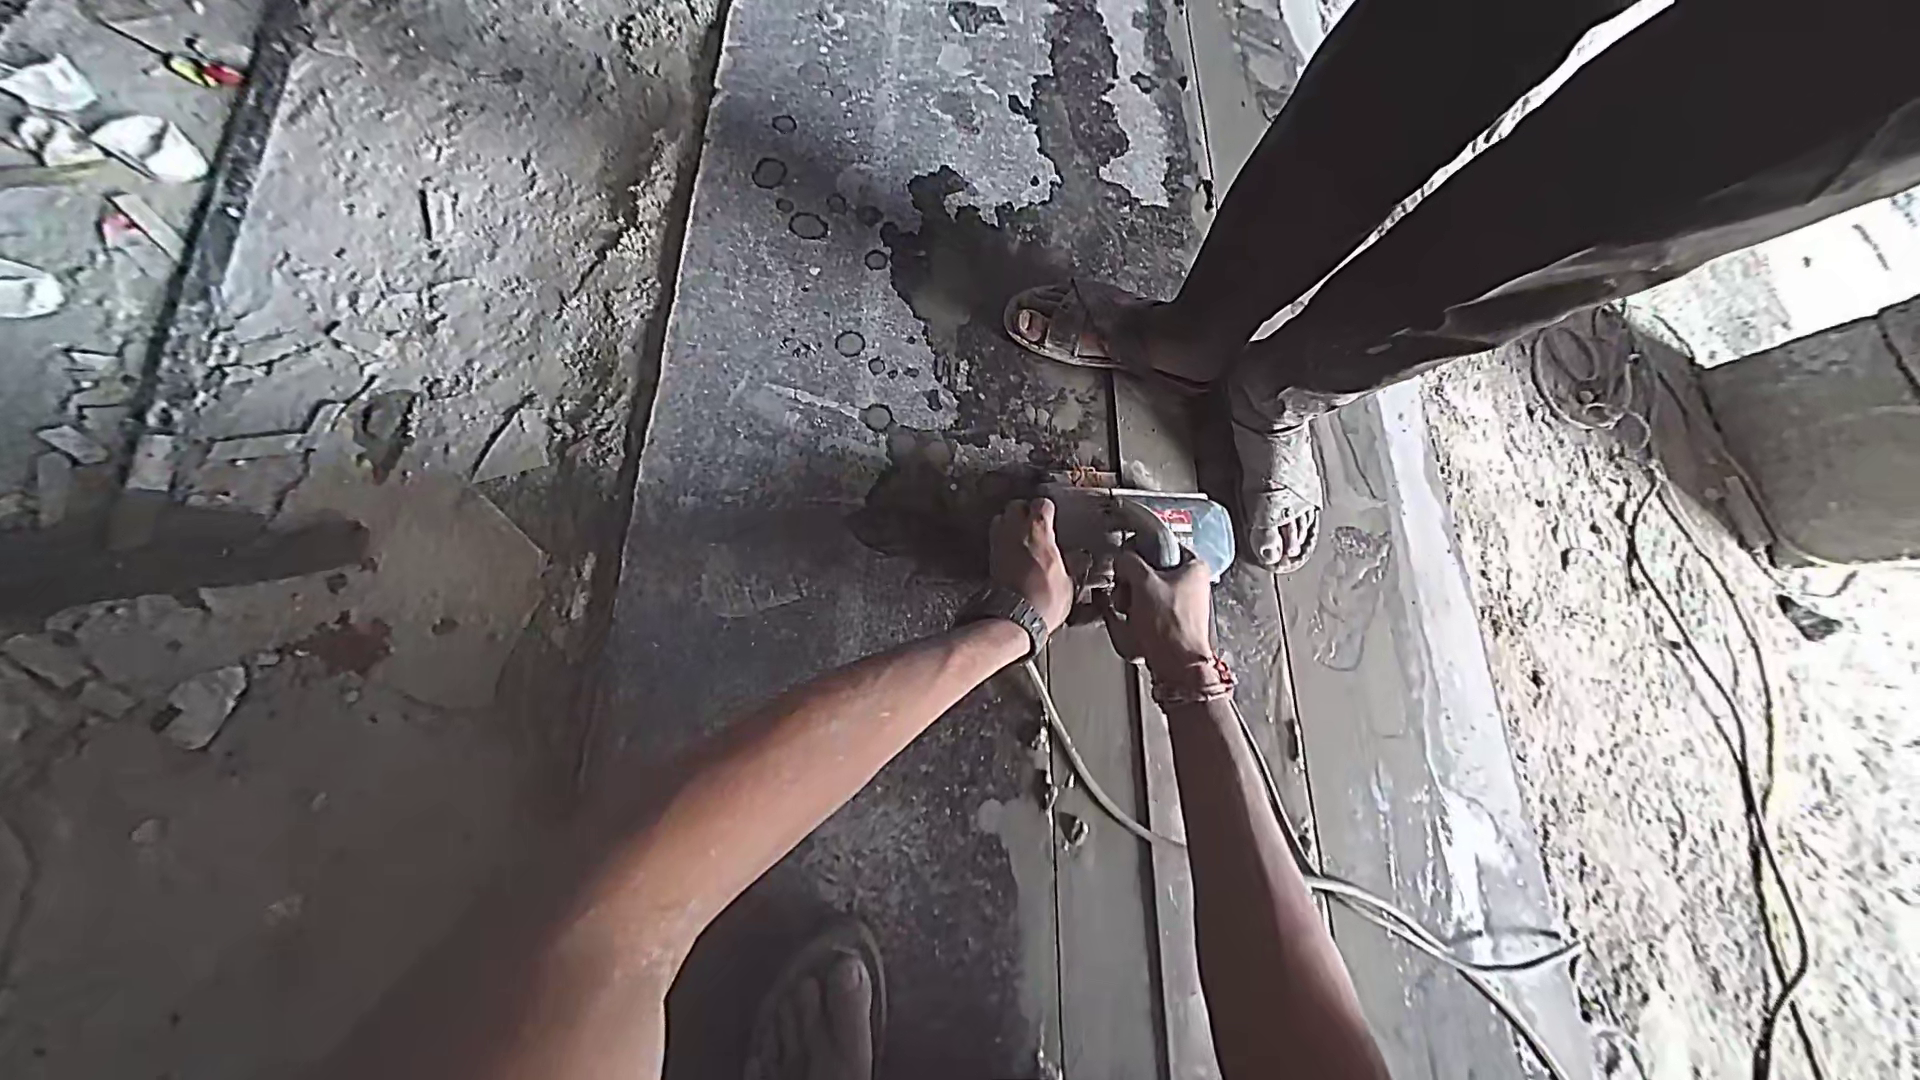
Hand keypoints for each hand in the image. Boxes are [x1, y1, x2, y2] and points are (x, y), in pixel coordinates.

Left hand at [989, 498, 1073, 631]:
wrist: (1014, 618)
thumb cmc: (1042, 599)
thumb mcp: (1068, 582)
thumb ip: (1072, 564)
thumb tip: (1080, 558)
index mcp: (1038, 530)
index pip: (1041, 503)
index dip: (1046, 508)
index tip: (1050, 515)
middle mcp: (1015, 531)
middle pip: (1015, 505)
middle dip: (1023, 511)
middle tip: (1033, 522)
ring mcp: (998, 543)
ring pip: (999, 519)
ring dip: (1008, 523)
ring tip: (1020, 535)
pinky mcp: (989, 559)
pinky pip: (994, 540)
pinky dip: (1001, 541)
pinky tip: (1011, 553)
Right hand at [1102, 548, 1214, 674]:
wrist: (1176, 666)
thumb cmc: (1170, 627)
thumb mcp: (1143, 582)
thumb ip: (1128, 561)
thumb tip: (1120, 558)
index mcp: (1194, 567)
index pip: (1160, 545)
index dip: (1139, 553)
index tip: (1128, 561)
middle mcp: (1192, 583)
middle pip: (1149, 570)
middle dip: (1131, 582)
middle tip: (1128, 591)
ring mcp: (1182, 603)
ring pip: (1145, 589)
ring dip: (1130, 598)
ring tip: (1130, 610)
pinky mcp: (1171, 620)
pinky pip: (1146, 607)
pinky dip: (1137, 612)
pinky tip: (1133, 621)